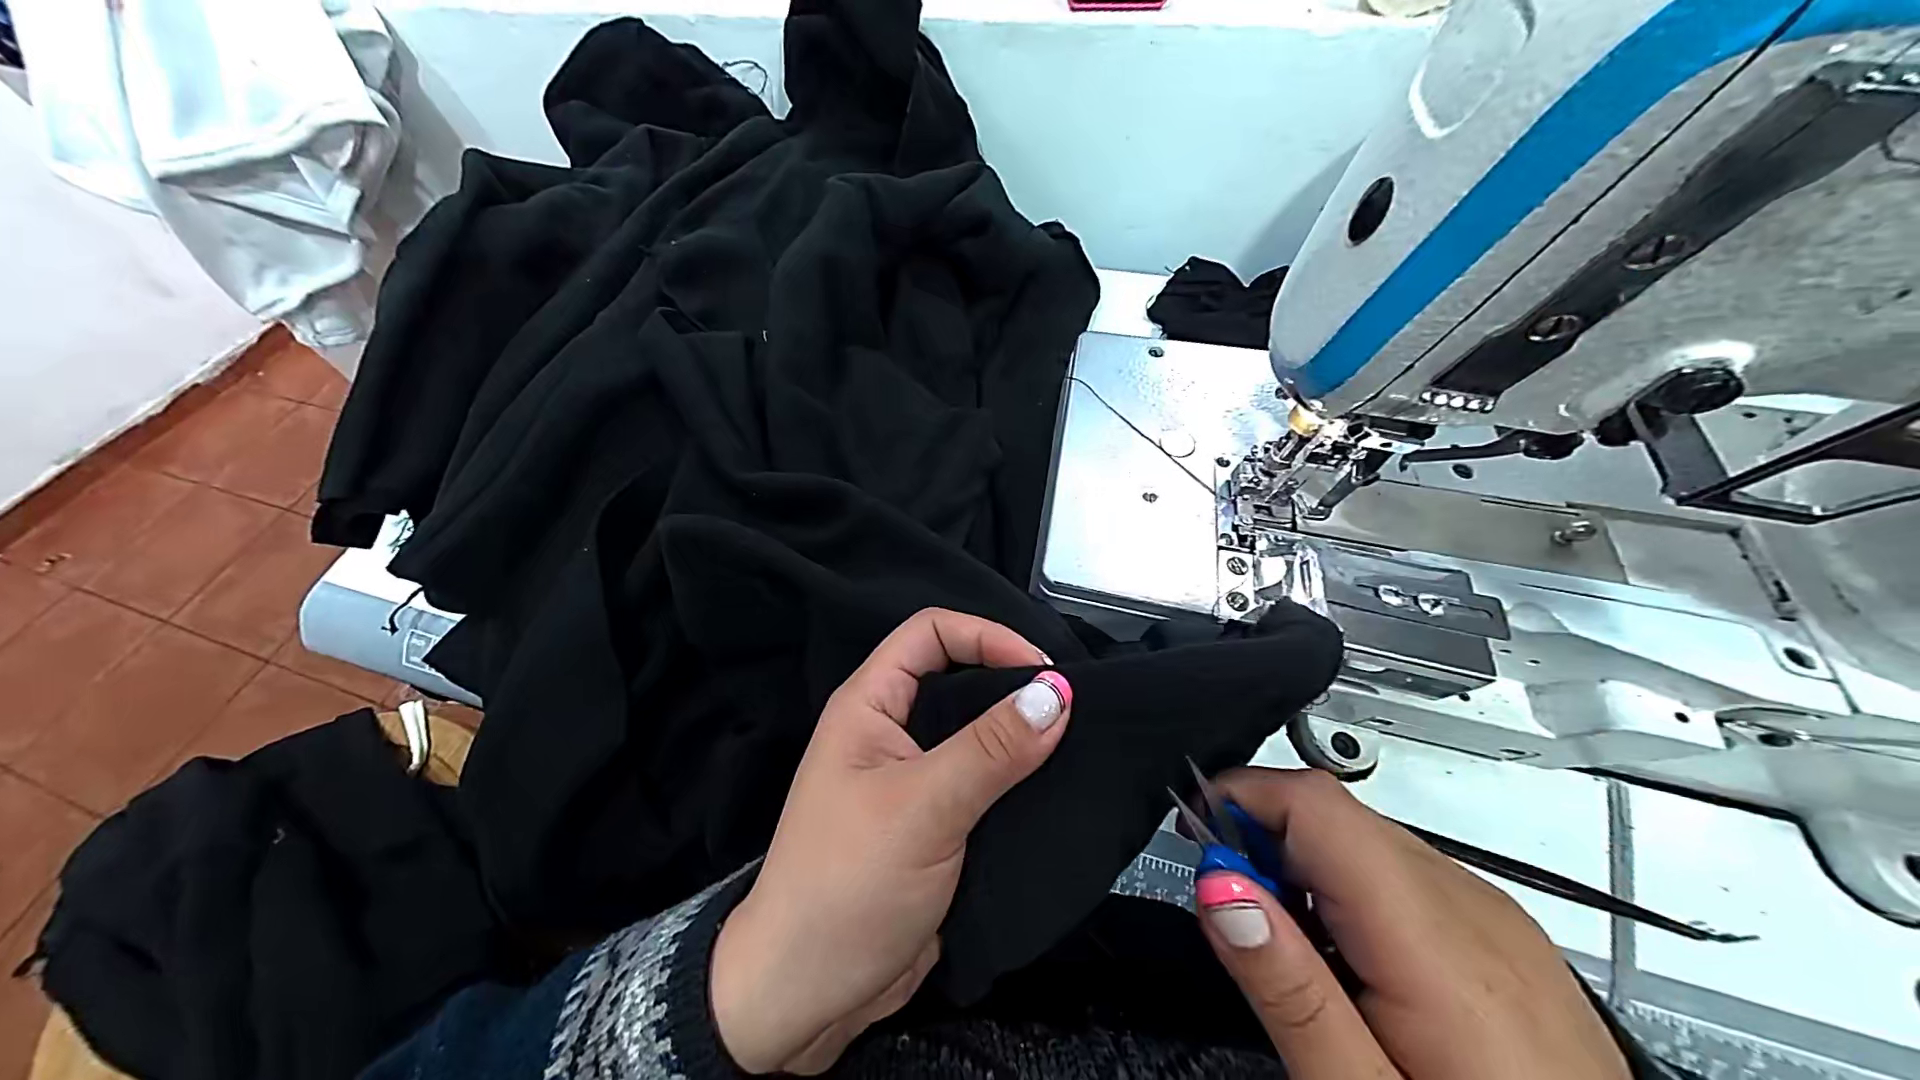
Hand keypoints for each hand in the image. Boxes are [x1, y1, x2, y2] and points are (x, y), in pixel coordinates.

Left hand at [709, 608, 1072, 1073]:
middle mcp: (891, 732)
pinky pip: (983, 779)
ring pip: (975, 730)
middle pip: (958, 676)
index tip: (1041, 668)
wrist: (810, 993)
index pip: (931, 633)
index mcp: (869, 706)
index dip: (986, 636)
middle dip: (1011, 681)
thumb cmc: (843, 889)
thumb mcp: (922, 808)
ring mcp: (913, 777)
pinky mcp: (935, 820)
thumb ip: (990, 749)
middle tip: (1065, 703)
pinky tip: (1052, 784)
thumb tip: (1054, 694)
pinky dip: (1018, 776)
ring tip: (1070, 739)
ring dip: (1019, 732)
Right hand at [1194, 767, 1629, 1079]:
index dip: (1236, 799)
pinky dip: (1341, 888)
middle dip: (1258, 838)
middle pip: (1332, 812)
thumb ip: (1285, 986)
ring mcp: (1495, 917)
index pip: (1312, 801)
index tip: (1196, 841)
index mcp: (1436, 938)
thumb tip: (1221, 887)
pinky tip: (1341, 957)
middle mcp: (1473, 905)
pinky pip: (1395, 871)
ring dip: (1297, 864)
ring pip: (1359, 837)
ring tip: (1285, 946)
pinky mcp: (1500, 933)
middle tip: (1229, 908)